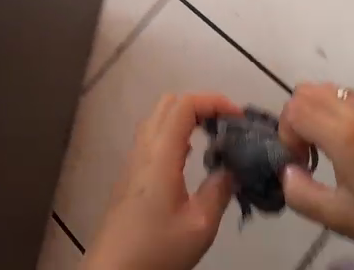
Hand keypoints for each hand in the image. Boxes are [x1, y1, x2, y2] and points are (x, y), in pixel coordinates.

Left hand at [82, 93, 239, 269]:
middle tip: (227, 124)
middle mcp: (144, 146)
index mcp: (161, 152)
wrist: (115, 269)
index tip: (239, 116)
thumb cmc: (157, 246)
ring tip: (214, 138)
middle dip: (201, 104)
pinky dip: (175, 132)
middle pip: (169, 103)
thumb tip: (234, 168)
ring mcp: (134, 157)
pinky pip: (154, 136)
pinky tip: (191, 156)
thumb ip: (219, 191)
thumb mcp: (199, 225)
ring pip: (159, 118)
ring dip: (187, 118)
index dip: (213, 100)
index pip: (185, 104)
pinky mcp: (131, 172)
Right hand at [279, 84, 353, 269]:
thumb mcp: (342, 220)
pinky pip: (352, 98)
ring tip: (330, 150)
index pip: (293, 109)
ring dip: (318, 112)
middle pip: (307, 91)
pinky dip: (339, 112)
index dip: (286, 134)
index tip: (301, 164)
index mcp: (344, 134)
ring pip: (330, 89)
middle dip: (297, 118)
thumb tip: (286, 171)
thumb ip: (302, 195)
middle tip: (310, 153)